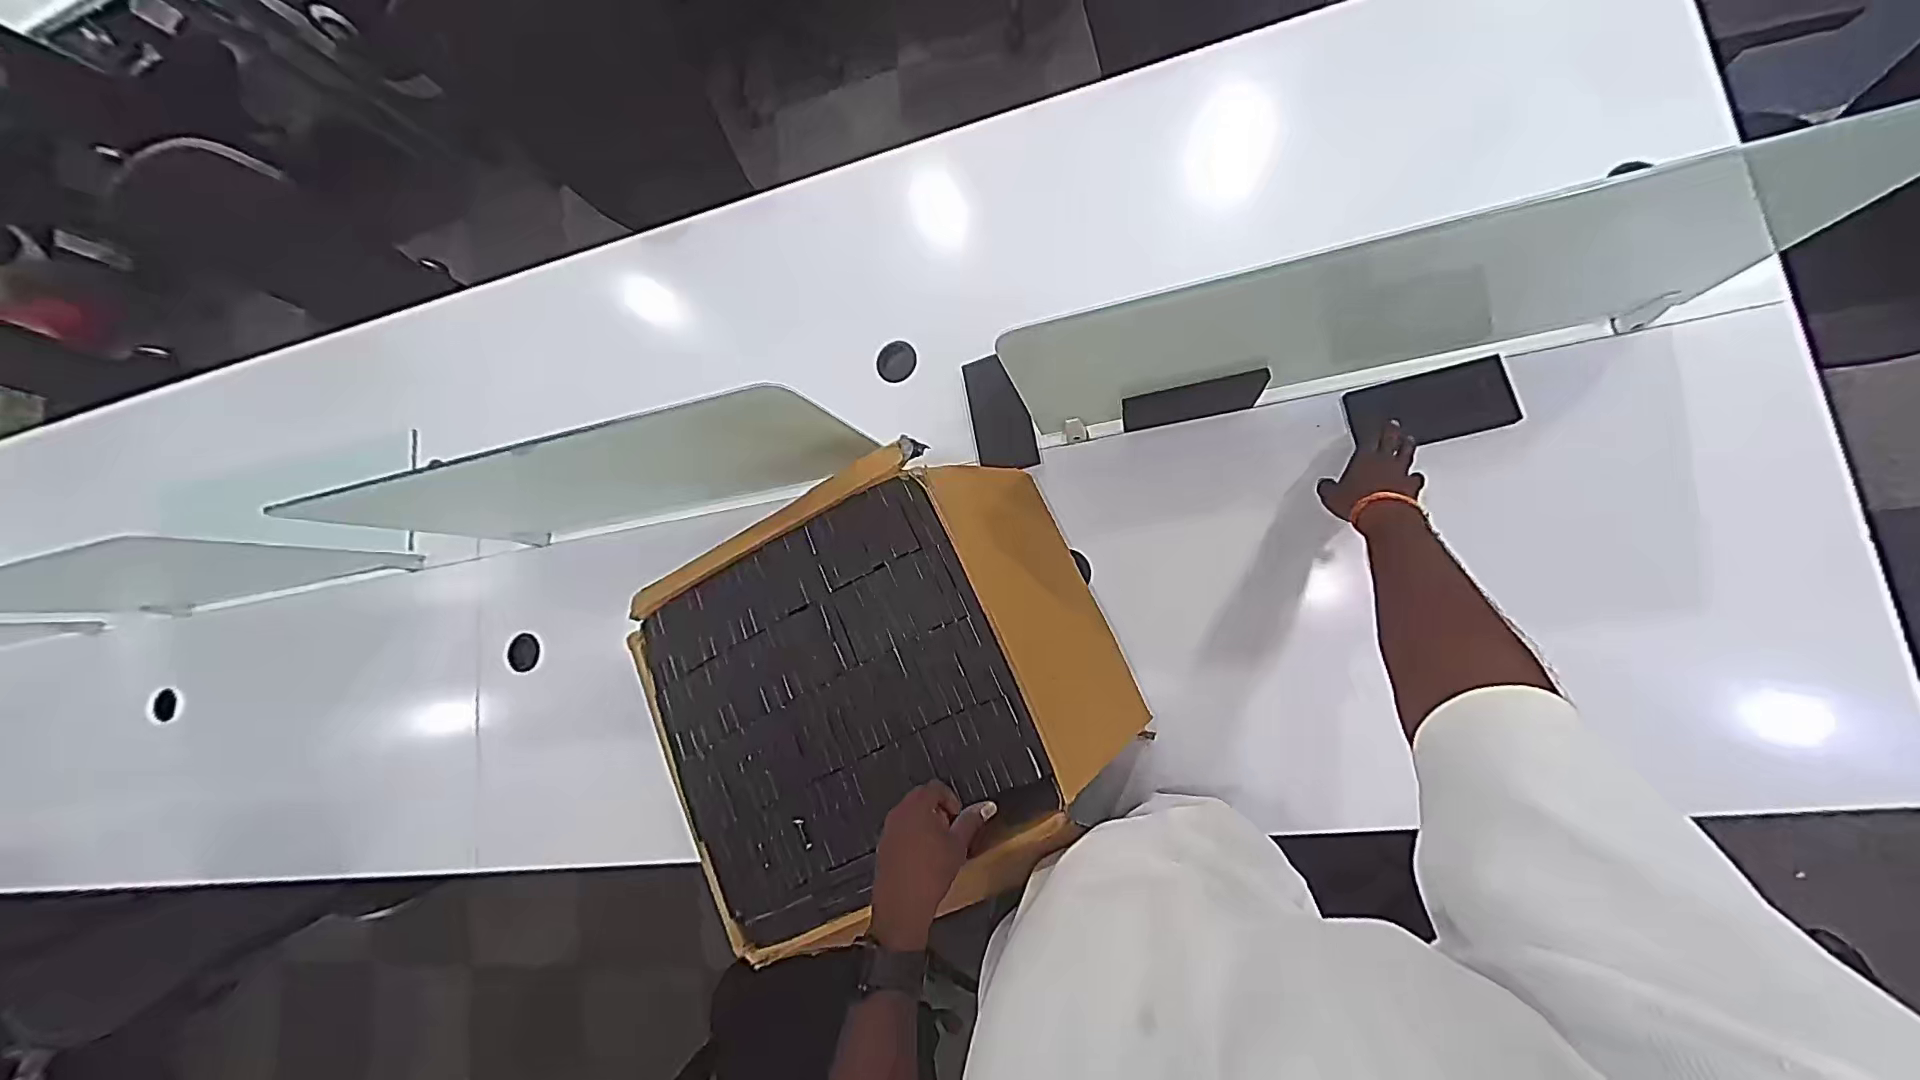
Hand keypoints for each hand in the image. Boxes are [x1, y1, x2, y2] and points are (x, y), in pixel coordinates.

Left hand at [869, 782, 995, 950]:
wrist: (903, 906)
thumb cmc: (928, 876)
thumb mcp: (959, 844)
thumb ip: (972, 820)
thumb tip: (985, 808)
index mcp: (917, 805)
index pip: (936, 787)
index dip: (952, 800)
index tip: (959, 816)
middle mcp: (899, 813)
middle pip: (922, 799)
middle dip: (940, 811)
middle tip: (952, 831)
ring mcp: (889, 829)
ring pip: (911, 815)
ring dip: (927, 824)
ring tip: (940, 848)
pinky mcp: (884, 846)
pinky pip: (901, 832)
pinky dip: (914, 838)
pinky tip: (925, 860)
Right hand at [1318, 420, 1424, 522]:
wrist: (1383, 515)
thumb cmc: (1358, 503)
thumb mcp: (1332, 496)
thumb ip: (1329, 488)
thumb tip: (1324, 486)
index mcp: (1364, 458)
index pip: (1369, 437)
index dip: (1372, 428)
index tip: (1374, 422)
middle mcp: (1385, 461)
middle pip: (1391, 439)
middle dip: (1391, 429)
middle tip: (1392, 423)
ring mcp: (1401, 472)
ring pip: (1407, 452)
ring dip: (1407, 445)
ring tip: (1408, 439)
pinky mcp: (1412, 486)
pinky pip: (1416, 476)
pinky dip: (1415, 475)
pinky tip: (1415, 475)